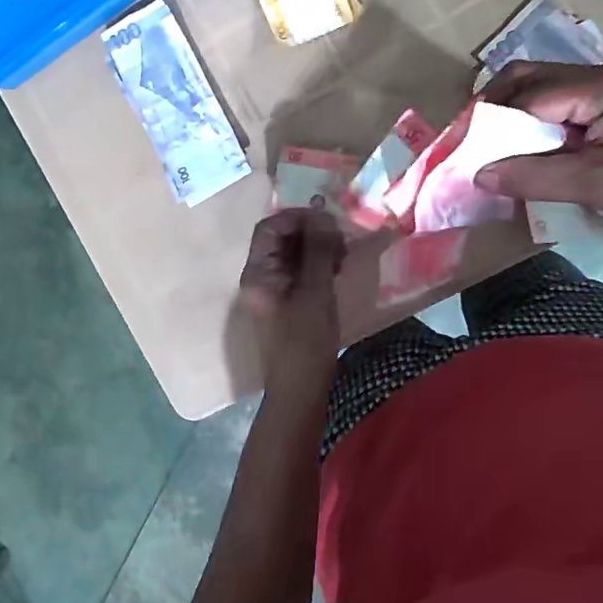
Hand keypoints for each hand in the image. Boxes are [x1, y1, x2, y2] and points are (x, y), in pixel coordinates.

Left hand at [239, 208, 345, 375]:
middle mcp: (260, 276)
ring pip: (294, 254)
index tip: (329, 219)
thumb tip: (321, 212)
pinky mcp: (288, 302)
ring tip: (345, 253)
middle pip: (282, 239)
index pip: (270, 227)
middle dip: (312, 231)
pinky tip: (339, 267)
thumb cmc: (305, 341)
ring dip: (318, 247)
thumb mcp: (314, 291)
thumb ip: (317, 250)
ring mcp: (274, 290)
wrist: (300, 390)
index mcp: (258, 272)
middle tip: (342, 237)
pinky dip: (319, 264)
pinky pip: (300, 272)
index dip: (298, 217)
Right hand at [475, 59, 602, 228]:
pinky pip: (563, 105)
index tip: (463, 148)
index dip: (493, 121)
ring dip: (516, 116)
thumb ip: (536, 177)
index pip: (532, 95)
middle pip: (533, 78)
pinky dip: (538, 124)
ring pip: (545, 90)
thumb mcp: (599, 185)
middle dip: (497, 107)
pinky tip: (529, 150)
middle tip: (472, 142)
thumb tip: (478, 174)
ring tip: (494, 149)